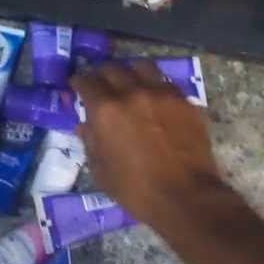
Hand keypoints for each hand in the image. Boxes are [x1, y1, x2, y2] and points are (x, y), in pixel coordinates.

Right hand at [72, 61, 228, 223]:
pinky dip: (154, 84)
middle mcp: (133, 93)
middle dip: (102, 74)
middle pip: (113, 69)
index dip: (79, 81)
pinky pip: (165, 82)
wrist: (185, 197)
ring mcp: (162, 94)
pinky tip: (154, 96)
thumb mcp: (102, 171)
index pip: (87, 82)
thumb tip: (85, 125)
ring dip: (130, 71)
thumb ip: (91, 142)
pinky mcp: (185, 101)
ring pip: (142, 66)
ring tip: (130, 82)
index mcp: (107, 110)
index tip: (78, 84)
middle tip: (101, 84)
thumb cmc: (136, 189)